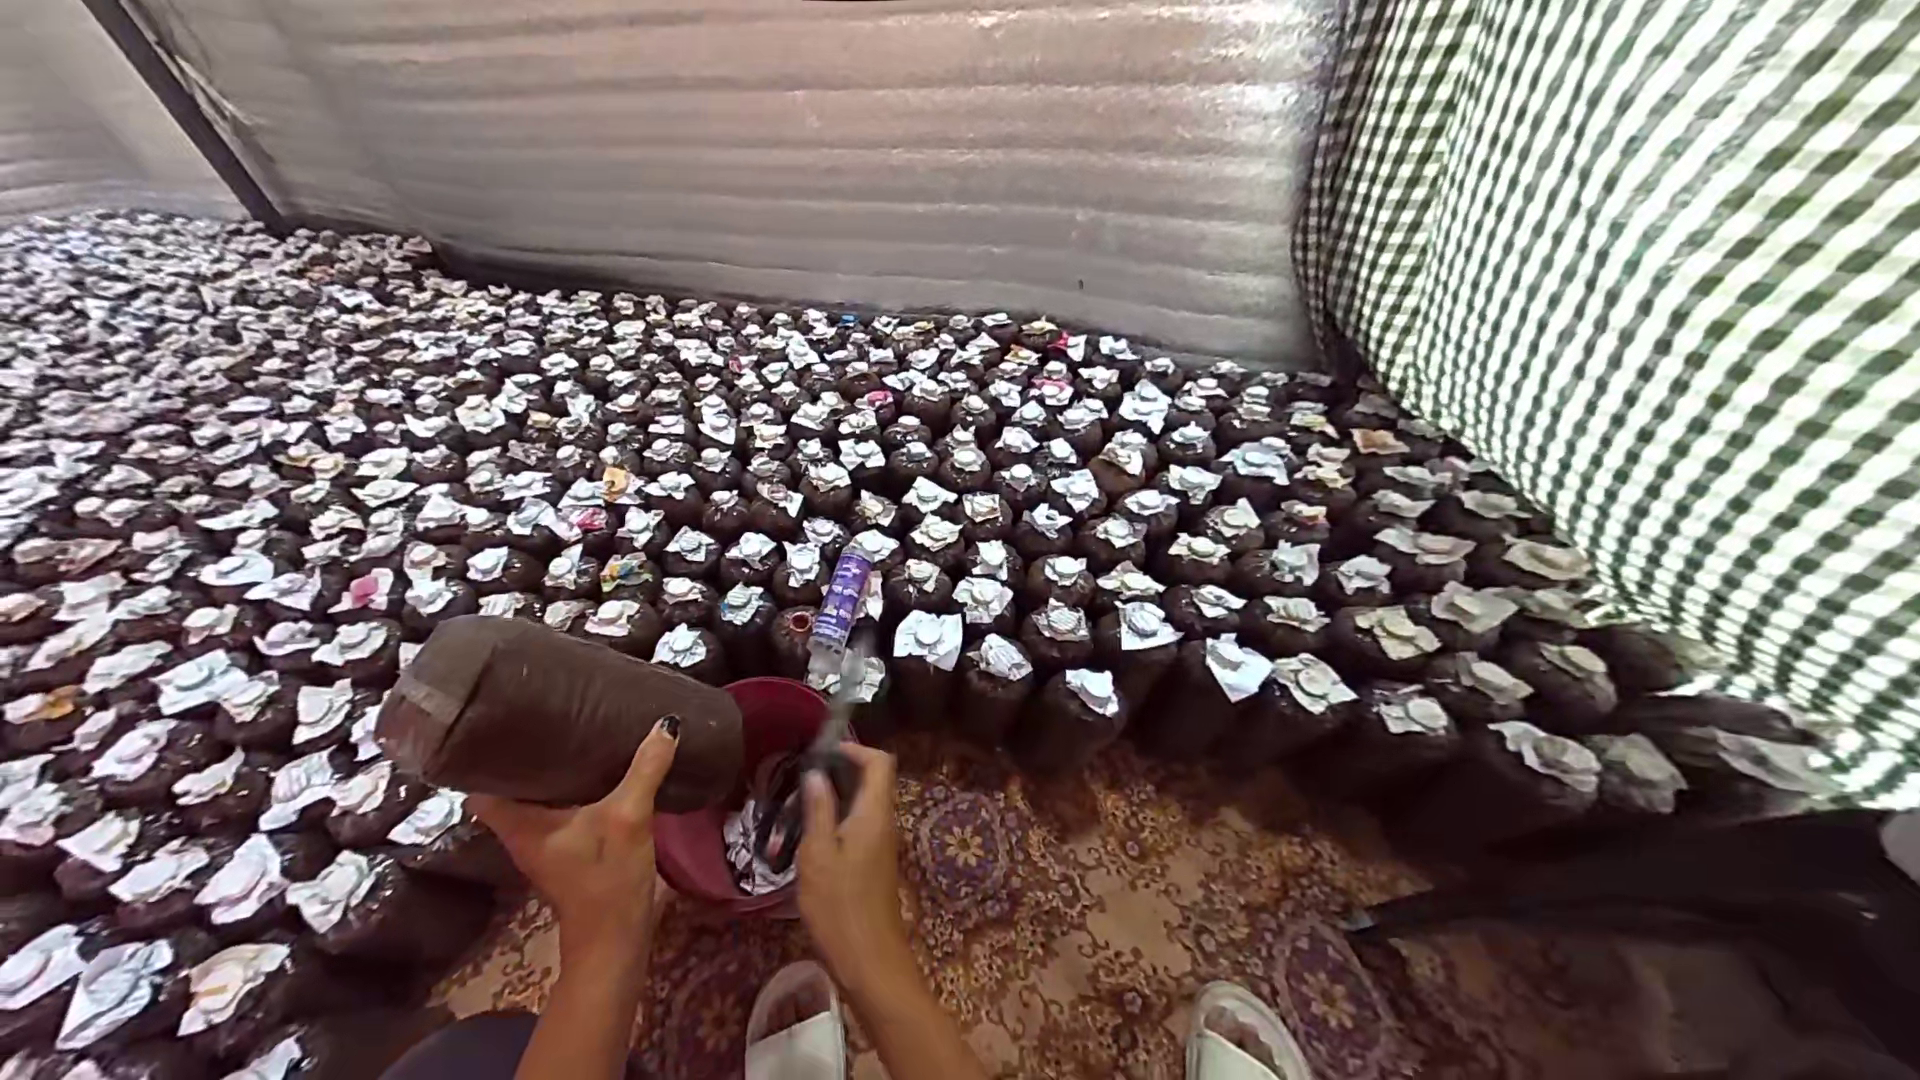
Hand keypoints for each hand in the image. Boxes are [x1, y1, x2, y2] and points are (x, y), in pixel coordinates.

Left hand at [471, 717, 678, 961]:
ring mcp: (547, 840)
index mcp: (519, 824)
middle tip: (551, 715)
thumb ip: (645, 770)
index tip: (503, 721)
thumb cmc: (606, 877)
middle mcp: (524, 831)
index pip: (481, 785)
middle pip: (513, 785)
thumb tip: (664, 724)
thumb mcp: (628, 817)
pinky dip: (576, 785)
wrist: (616, 937)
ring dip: (555, 769)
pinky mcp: (570, 845)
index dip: (485, 755)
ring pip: (541, 795)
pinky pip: (564, 804)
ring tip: (578, 731)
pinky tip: (602, 767)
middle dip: (529, 753)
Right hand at [795, 743, 911, 994]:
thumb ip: (819, 809)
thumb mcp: (818, 855)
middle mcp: (884, 821)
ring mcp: (882, 841)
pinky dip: (837, 820)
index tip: (823, 754)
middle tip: (804, 782)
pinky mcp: (874, 860)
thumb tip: (818, 772)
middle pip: (872, 779)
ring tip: (799, 809)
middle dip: (840, 772)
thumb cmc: (840, 905)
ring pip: (863, 803)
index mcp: (875, 812)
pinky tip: (809, 837)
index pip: (880, 761)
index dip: (855, 749)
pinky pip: (859, 824)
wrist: (869, 959)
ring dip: (835, 799)